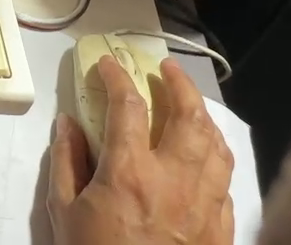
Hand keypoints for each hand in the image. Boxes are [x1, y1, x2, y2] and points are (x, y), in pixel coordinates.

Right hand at [48, 56, 234, 244]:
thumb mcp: (63, 211)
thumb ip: (65, 161)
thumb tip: (68, 122)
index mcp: (130, 172)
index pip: (128, 105)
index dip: (118, 76)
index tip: (107, 63)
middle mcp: (174, 182)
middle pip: (189, 118)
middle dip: (179, 85)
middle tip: (165, 69)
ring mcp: (205, 209)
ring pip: (217, 148)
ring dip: (204, 118)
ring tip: (191, 105)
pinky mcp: (222, 235)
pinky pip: (227, 185)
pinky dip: (216, 160)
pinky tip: (203, 159)